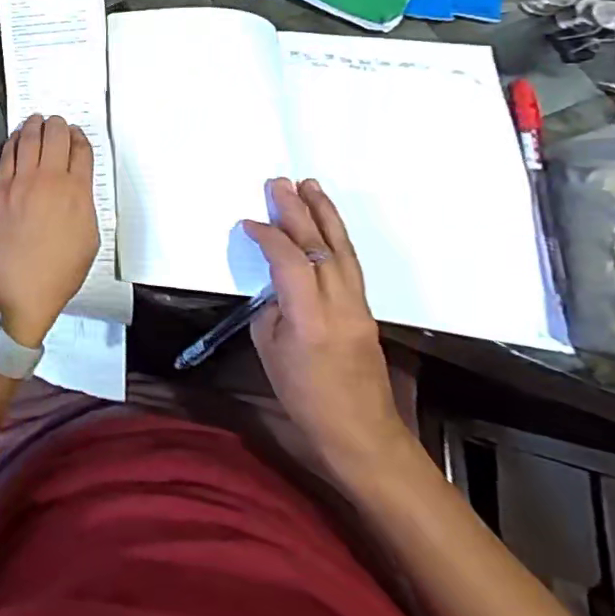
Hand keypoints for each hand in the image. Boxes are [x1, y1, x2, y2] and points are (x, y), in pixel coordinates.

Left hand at [0, 115, 98, 347]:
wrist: (21, 285)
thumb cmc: (60, 269)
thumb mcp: (90, 236)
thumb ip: (85, 203)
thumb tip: (77, 189)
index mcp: (77, 192)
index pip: (81, 151)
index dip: (80, 139)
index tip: (78, 137)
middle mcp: (50, 180)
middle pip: (56, 136)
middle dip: (59, 125)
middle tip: (58, 123)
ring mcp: (23, 182)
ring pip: (29, 138)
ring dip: (35, 125)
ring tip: (37, 120)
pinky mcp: (2, 189)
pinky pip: (8, 155)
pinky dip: (14, 140)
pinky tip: (17, 136)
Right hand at [248, 178, 412, 472]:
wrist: (361, 433)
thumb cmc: (306, 399)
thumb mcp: (270, 352)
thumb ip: (271, 310)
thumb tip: (275, 285)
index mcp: (309, 317)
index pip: (290, 260)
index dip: (268, 236)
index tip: (248, 223)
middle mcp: (339, 303)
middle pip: (319, 245)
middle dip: (297, 210)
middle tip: (280, 182)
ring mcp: (358, 304)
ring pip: (341, 248)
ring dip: (324, 214)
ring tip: (310, 186)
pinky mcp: (365, 308)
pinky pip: (349, 262)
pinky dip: (335, 236)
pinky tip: (326, 223)